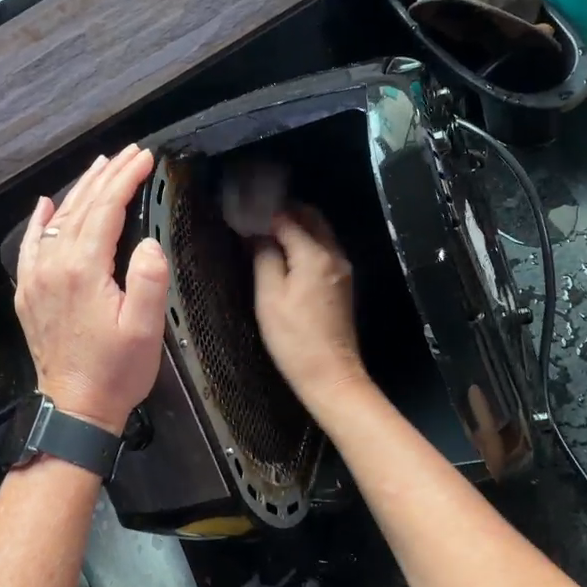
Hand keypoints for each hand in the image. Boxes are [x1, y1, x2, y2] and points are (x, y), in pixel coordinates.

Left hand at [13, 145, 168, 434]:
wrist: (75, 409)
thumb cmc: (117, 369)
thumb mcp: (145, 328)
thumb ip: (149, 280)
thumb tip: (148, 240)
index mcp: (83, 269)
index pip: (106, 209)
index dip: (126, 179)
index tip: (145, 157)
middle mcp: (54, 265)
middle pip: (81, 207)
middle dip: (107, 175)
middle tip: (129, 152)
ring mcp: (36, 278)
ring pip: (57, 220)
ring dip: (80, 189)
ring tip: (100, 165)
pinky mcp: (28, 292)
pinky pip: (31, 245)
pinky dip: (40, 220)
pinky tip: (47, 204)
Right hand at [252, 206, 367, 404]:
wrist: (331, 375)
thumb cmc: (294, 338)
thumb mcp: (269, 296)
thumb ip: (264, 257)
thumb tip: (256, 233)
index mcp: (315, 254)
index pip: (288, 218)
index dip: (265, 213)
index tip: (244, 211)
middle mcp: (334, 254)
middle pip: (312, 218)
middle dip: (286, 212)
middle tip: (258, 216)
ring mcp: (342, 269)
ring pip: (320, 232)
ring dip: (297, 225)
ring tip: (267, 232)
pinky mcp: (342, 283)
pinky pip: (324, 248)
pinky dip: (306, 241)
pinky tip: (285, 252)